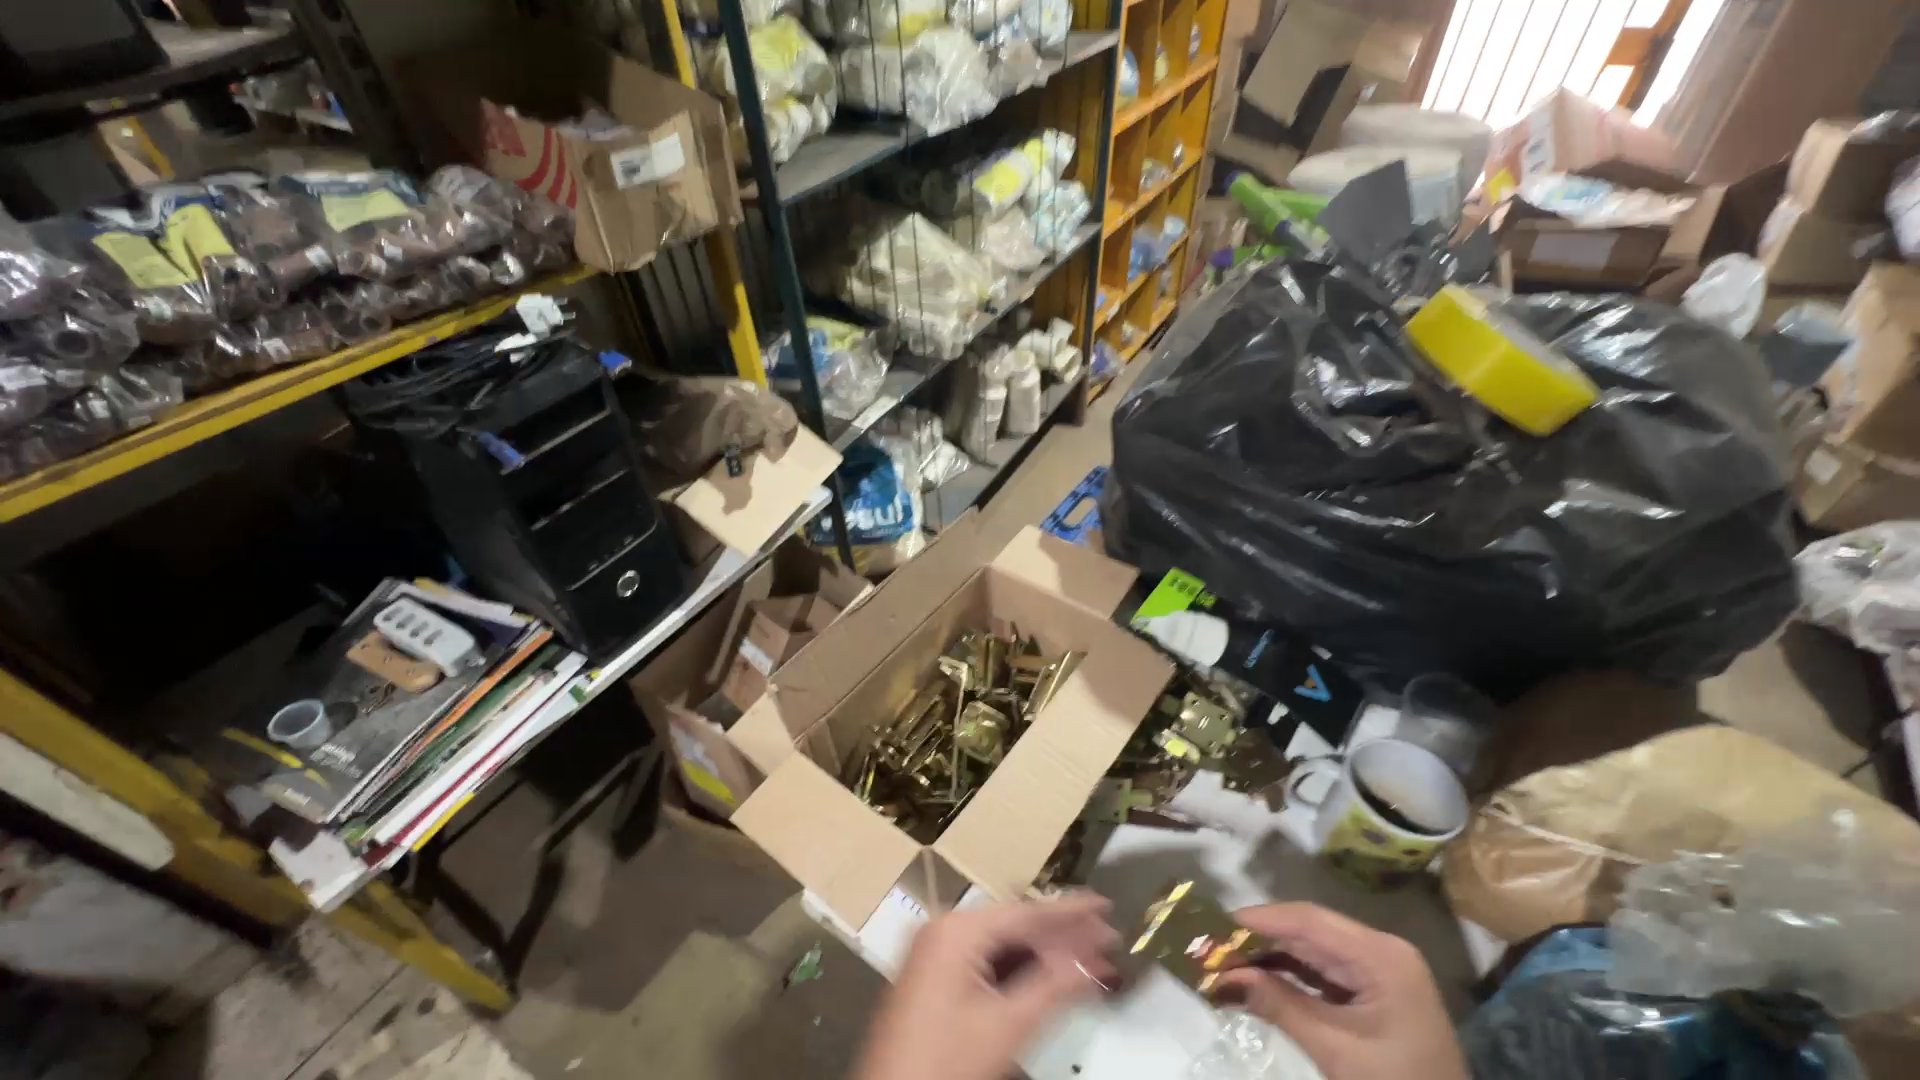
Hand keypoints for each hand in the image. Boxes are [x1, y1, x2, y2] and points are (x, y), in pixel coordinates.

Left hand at [851, 893, 1118, 1079]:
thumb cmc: (945, 1063)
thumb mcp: (1007, 1026)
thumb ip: (1055, 986)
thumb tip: (1096, 959)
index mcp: (956, 930)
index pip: (1025, 913)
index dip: (1070, 912)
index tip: (1105, 906)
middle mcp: (943, 931)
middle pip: (1015, 926)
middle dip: (1061, 934)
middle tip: (1106, 935)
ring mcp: (936, 954)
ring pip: (1002, 946)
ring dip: (1044, 953)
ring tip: (1088, 956)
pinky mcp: (935, 980)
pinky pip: (986, 962)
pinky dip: (1020, 970)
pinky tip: (1051, 977)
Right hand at [1210, 903, 1466, 1079]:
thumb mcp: (1335, 1049)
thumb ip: (1279, 1005)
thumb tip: (1223, 977)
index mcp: (1381, 955)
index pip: (1309, 920)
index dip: (1259, 919)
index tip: (1213, 923)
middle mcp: (1380, 951)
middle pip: (1308, 931)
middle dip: (1258, 939)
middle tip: (1210, 946)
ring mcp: (1378, 972)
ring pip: (1310, 951)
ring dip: (1268, 958)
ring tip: (1222, 963)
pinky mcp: (1372, 993)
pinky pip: (1321, 973)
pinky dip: (1288, 977)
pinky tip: (1254, 981)